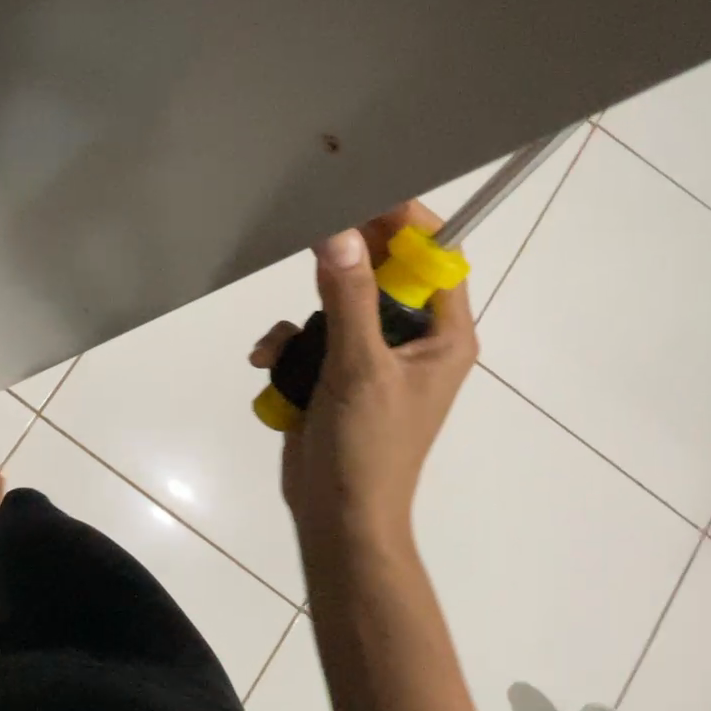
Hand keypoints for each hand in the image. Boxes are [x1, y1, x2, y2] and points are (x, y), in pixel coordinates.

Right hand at [249, 201, 476, 540]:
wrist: (336, 514)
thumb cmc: (368, 446)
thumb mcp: (359, 368)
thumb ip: (348, 299)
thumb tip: (339, 233)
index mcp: (443, 337)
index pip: (436, 261)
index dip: (408, 226)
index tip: (366, 196)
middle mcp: (412, 342)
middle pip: (381, 278)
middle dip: (341, 268)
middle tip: (310, 237)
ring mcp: (371, 360)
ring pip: (336, 307)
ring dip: (302, 320)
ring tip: (280, 346)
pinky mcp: (335, 377)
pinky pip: (310, 341)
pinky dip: (285, 348)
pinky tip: (267, 365)